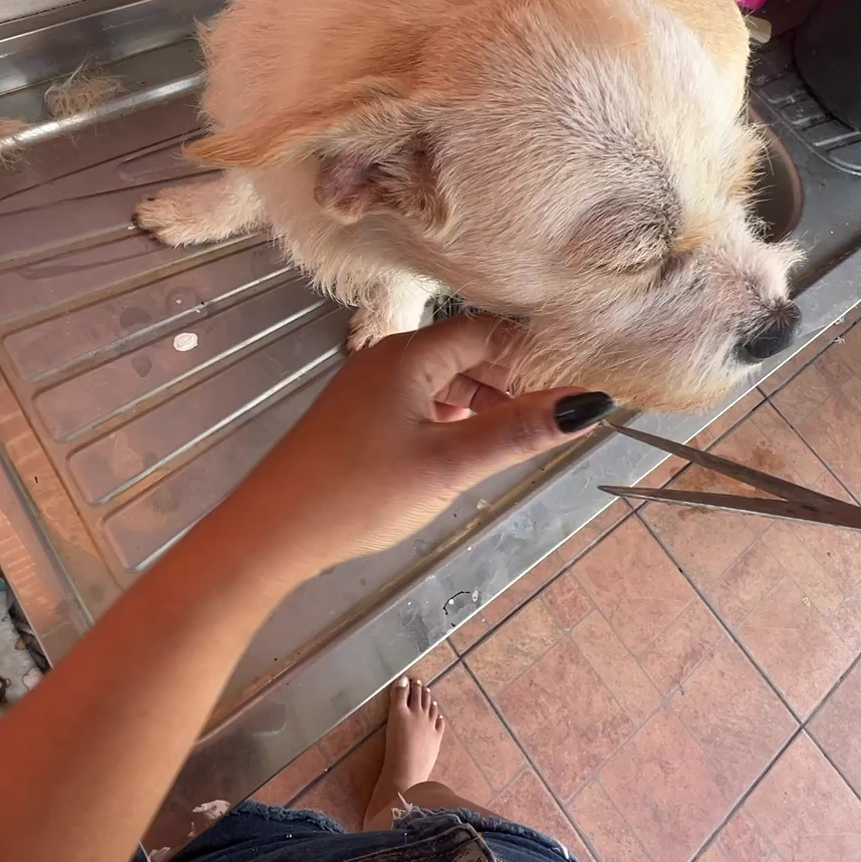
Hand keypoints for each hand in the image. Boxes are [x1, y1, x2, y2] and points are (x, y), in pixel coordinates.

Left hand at [212, 316, 613, 584]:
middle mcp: (386, 357)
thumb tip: (588, 403)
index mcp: (409, 354)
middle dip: (507, 380)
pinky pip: (416, 401)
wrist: (272, 530)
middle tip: (547, 418)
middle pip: (463, 353)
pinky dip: (446, 417)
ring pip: (440, 380)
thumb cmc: (361, 492)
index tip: (571, 379)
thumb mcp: (447, 463)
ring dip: (478, 402)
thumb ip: (516, 431)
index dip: (530, 352)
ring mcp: (367, 386)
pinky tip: (459, 446)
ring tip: (511, 437)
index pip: (485, 332)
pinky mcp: (356, 414)